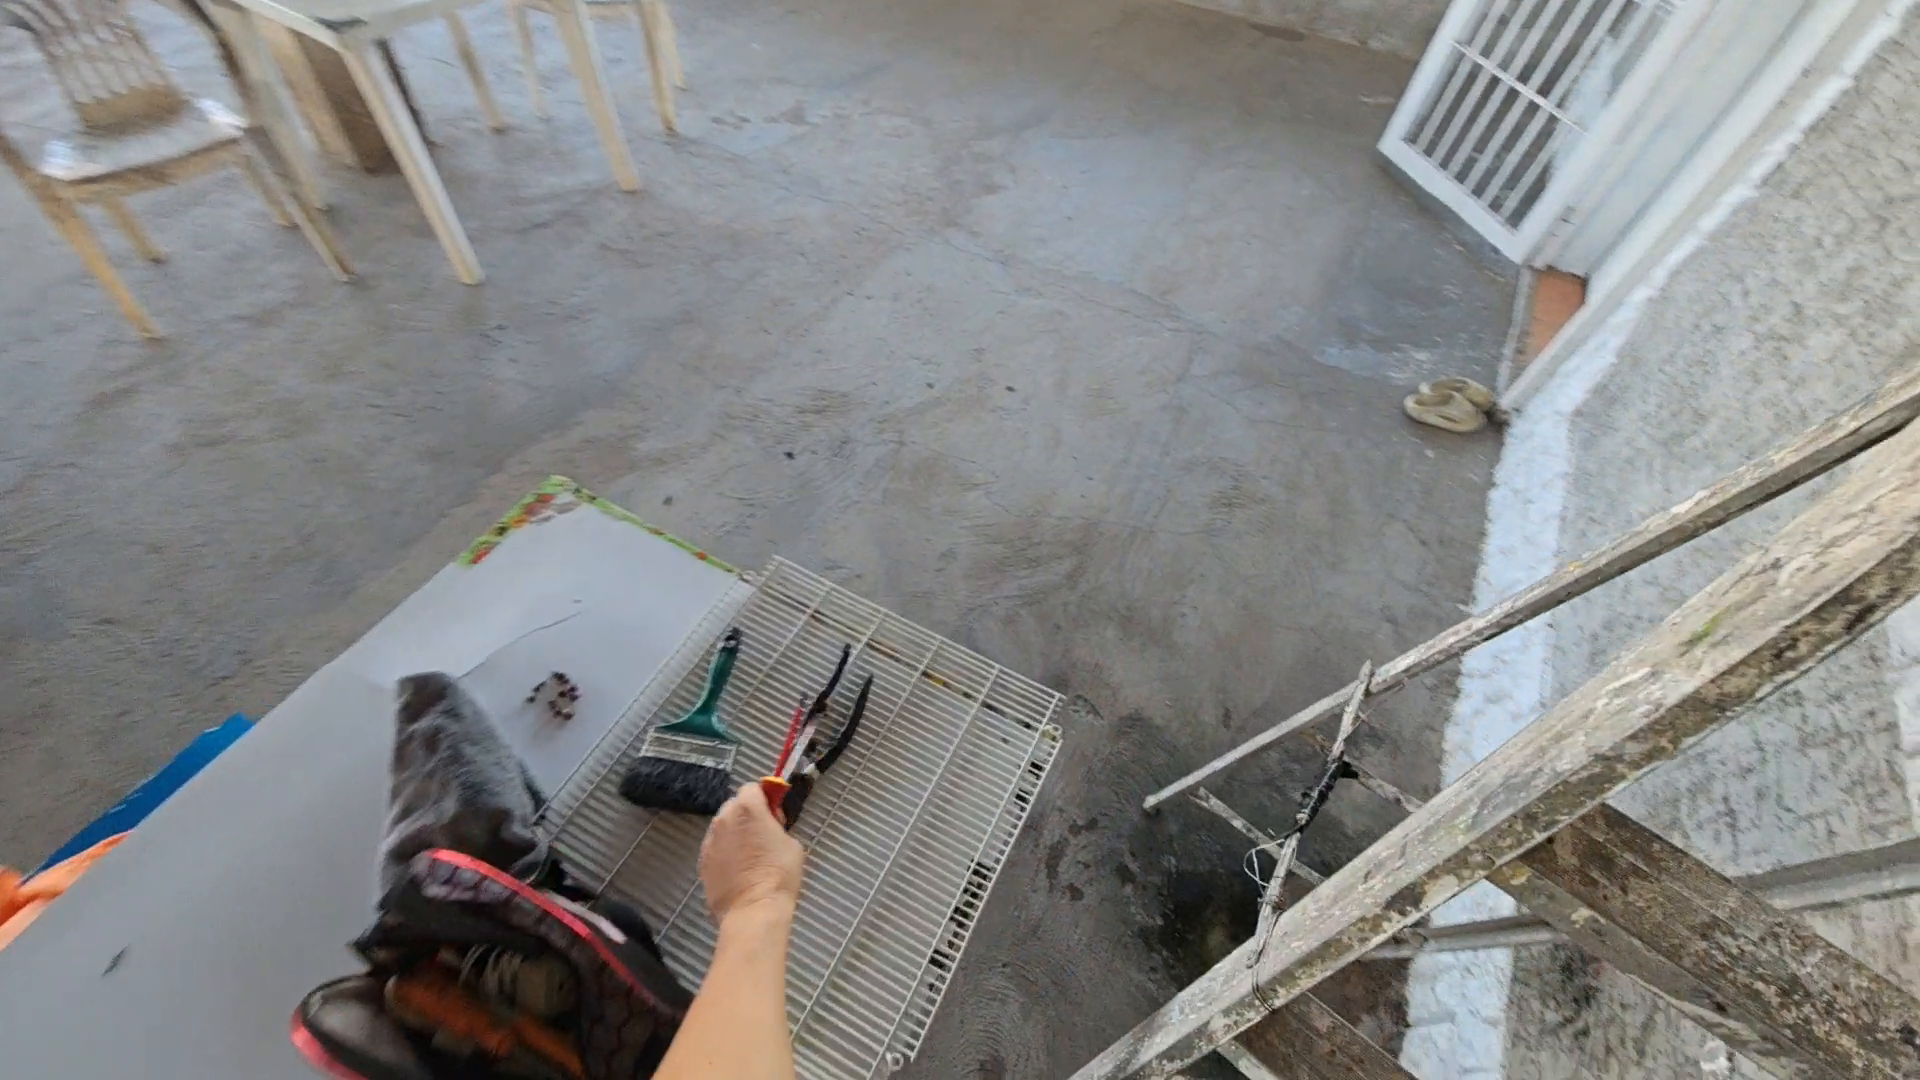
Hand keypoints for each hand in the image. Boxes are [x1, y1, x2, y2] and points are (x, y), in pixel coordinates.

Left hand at [699, 783, 804, 923]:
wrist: (753, 911)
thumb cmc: (779, 873)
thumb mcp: (790, 842)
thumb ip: (776, 825)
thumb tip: (768, 826)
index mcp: (748, 808)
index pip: (752, 787)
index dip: (764, 798)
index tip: (774, 814)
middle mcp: (724, 819)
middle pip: (734, 805)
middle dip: (747, 814)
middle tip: (762, 833)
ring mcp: (709, 841)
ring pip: (723, 826)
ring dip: (734, 832)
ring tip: (749, 854)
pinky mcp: (702, 862)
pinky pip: (716, 847)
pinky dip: (725, 851)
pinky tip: (737, 868)